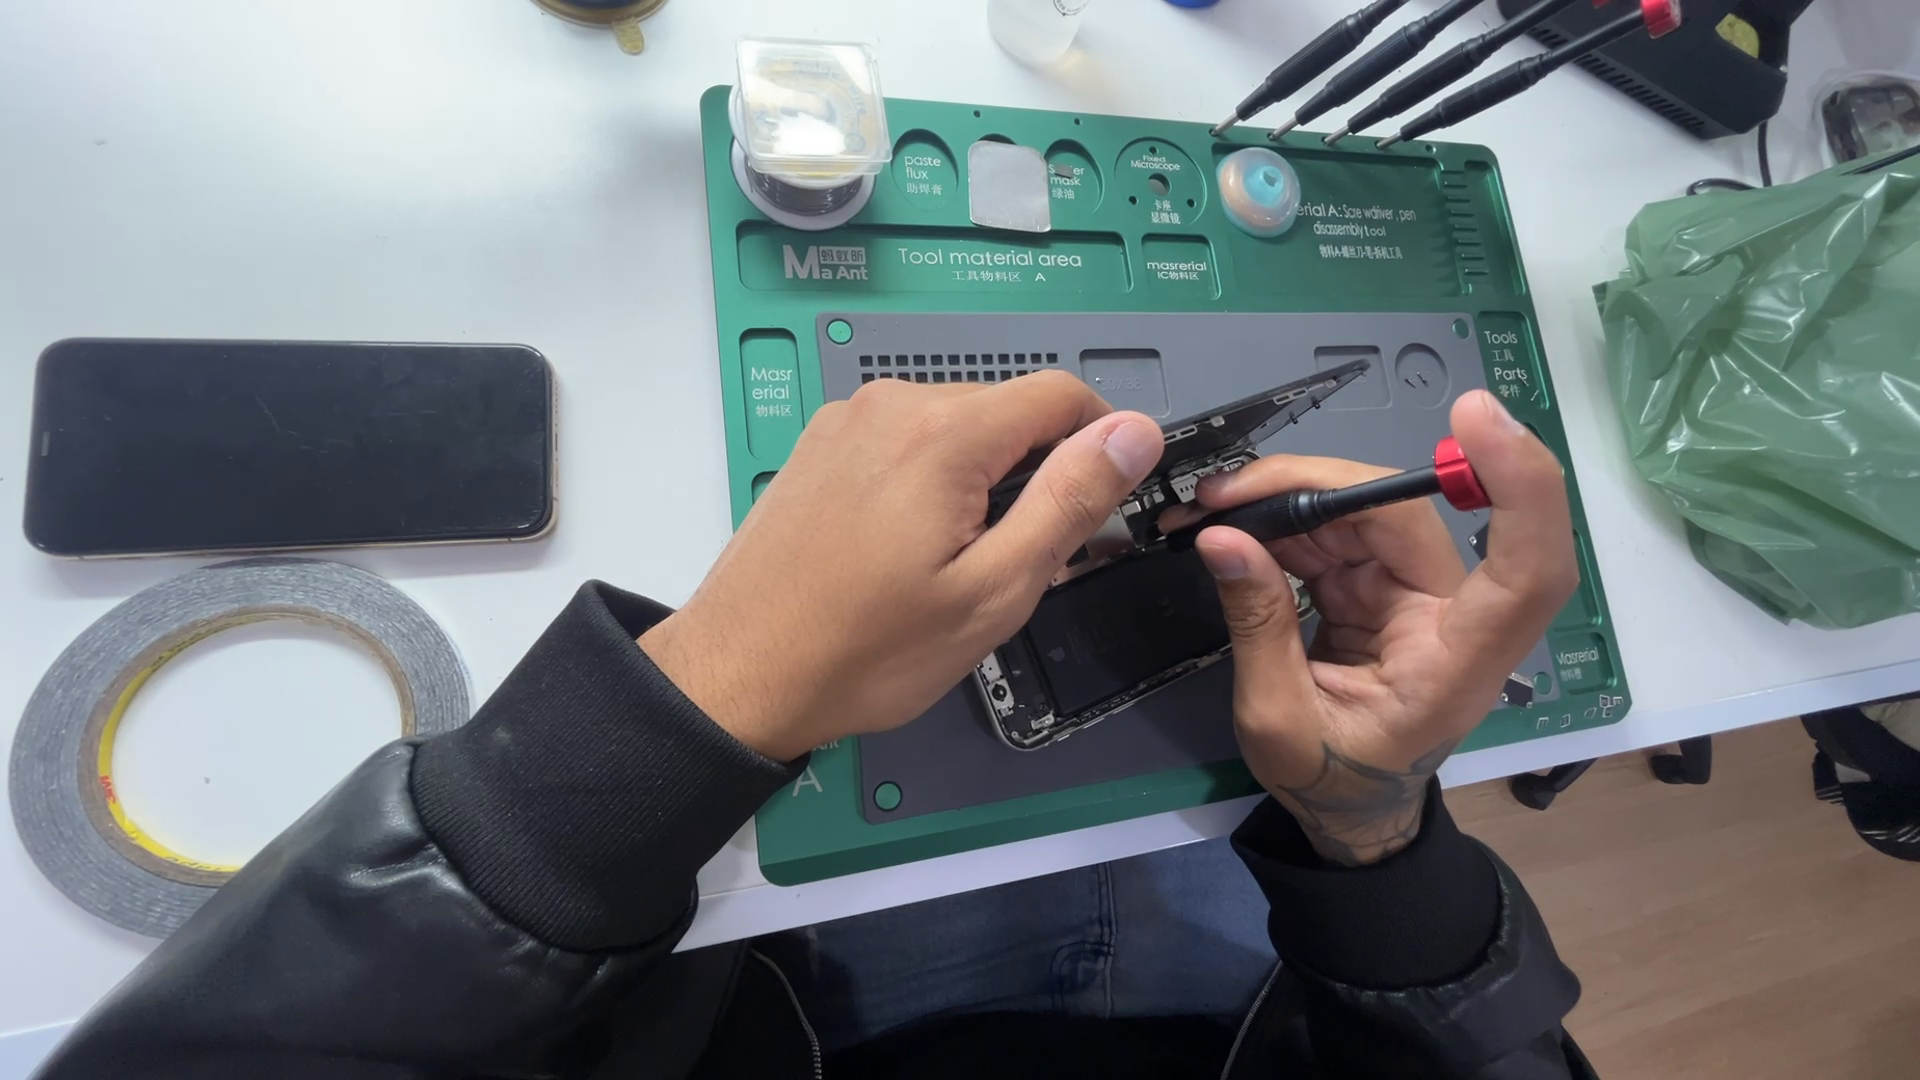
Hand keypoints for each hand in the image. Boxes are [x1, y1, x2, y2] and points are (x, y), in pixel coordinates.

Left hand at [639, 373, 1162, 760]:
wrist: (739, 676)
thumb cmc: (872, 649)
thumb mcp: (994, 589)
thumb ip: (1069, 501)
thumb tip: (1133, 432)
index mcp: (944, 431)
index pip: (1060, 394)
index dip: (1101, 438)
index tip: (1100, 498)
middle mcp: (892, 404)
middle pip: (1005, 411)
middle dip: (1036, 469)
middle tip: (1022, 556)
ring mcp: (847, 420)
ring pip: (955, 426)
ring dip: (982, 477)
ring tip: (959, 559)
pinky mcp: (821, 445)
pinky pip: (904, 441)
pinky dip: (932, 477)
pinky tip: (907, 543)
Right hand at [1161, 390, 1575, 864]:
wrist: (1341, 802)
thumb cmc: (1330, 778)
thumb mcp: (1279, 717)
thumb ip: (1257, 627)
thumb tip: (1221, 538)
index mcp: (1454, 659)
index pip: (1524, 568)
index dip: (1517, 487)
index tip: (1475, 417)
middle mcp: (1443, 611)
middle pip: (1400, 516)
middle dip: (1308, 487)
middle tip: (1218, 493)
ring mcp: (1406, 594)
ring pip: (1358, 514)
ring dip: (1279, 501)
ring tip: (1206, 511)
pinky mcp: (1370, 587)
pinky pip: (1328, 534)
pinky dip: (1275, 524)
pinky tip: (1228, 526)